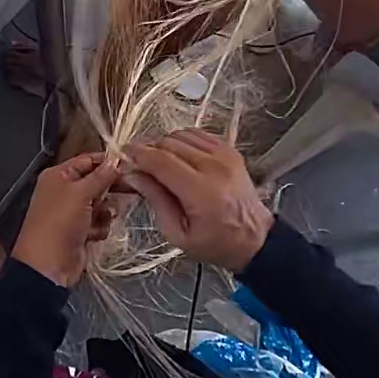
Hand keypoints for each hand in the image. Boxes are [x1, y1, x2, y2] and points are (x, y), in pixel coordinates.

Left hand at [13, 154, 121, 286]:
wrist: (48, 265)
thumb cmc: (60, 222)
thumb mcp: (80, 193)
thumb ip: (101, 176)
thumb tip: (116, 161)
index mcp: (59, 176)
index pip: (87, 161)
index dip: (108, 162)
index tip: (130, 164)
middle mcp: (65, 191)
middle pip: (96, 182)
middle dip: (111, 187)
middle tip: (131, 188)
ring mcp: (72, 212)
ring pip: (101, 203)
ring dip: (105, 210)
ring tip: (103, 217)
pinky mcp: (80, 231)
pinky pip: (99, 222)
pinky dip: (99, 227)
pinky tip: (94, 234)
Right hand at [123, 130, 274, 272]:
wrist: (255, 238)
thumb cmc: (215, 243)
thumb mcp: (178, 233)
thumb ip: (155, 200)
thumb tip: (133, 175)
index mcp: (201, 192)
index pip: (161, 161)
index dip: (138, 154)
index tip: (123, 155)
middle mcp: (214, 167)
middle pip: (169, 143)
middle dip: (149, 151)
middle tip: (139, 165)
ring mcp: (224, 155)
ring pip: (182, 134)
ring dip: (165, 145)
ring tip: (160, 163)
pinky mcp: (230, 150)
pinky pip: (198, 134)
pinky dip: (183, 141)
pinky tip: (179, 157)